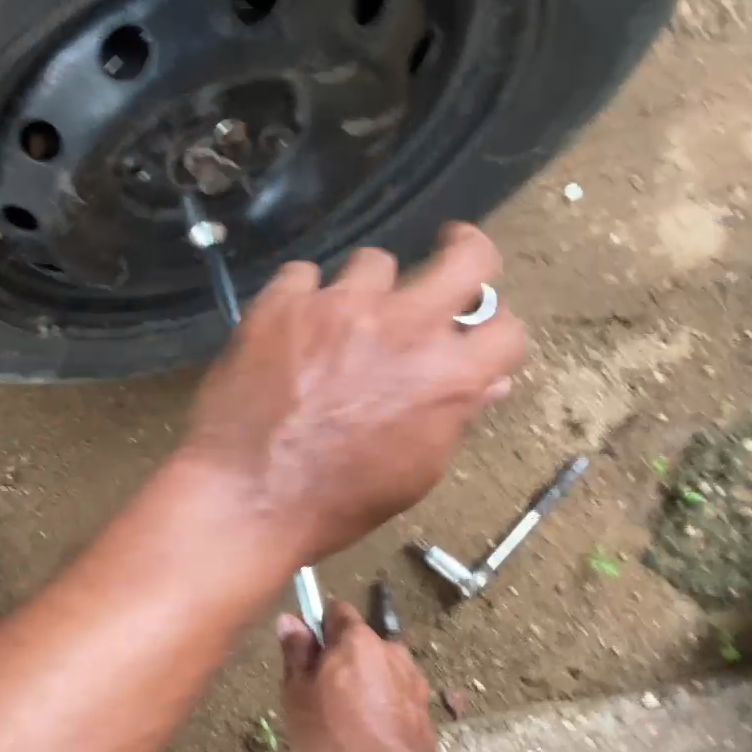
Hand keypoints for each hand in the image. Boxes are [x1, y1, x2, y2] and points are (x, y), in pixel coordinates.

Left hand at [179, 224, 525, 563]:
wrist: (246, 496)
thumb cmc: (334, 502)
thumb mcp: (412, 474)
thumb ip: (451, 417)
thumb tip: (483, 385)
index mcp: (449, 375)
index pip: (506, 329)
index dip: (494, 333)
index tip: (476, 328)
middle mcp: (404, 326)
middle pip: (465, 257)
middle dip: (465, 250)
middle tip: (451, 249)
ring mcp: (339, 308)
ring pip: (374, 262)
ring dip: (367, 287)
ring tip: (341, 318)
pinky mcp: (282, 304)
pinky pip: (301, 275)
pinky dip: (300, 296)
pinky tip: (288, 325)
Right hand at [277, 600, 451, 751]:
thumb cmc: (334, 732)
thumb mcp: (297, 693)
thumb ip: (295, 652)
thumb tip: (290, 619)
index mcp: (355, 638)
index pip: (336, 610)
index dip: (320, 627)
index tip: (308, 653)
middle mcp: (388, 647)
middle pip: (357, 641)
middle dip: (341, 658)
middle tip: (321, 692)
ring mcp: (411, 674)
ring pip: (377, 667)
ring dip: (363, 680)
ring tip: (348, 716)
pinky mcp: (423, 702)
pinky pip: (393, 690)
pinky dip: (381, 701)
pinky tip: (370, 729)